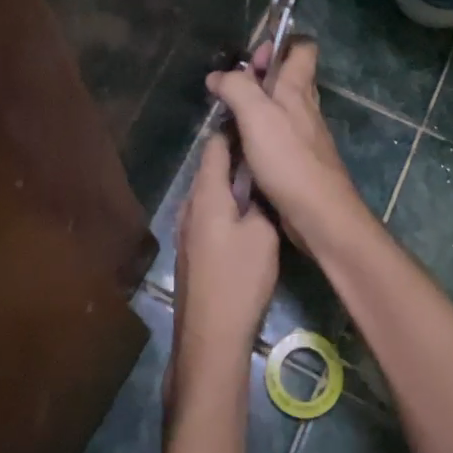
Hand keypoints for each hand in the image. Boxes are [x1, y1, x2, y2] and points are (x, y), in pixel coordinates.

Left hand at [174, 133, 279, 364]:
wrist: (210, 335)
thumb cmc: (239, 279)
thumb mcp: (264, 234)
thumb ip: (261, 201)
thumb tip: (260, 184)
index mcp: (207, 194)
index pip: (216, 147)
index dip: (235, 128)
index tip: (256, 117)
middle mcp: (190, 205)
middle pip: (210, 168)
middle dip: (235, 154)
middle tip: (265, 143)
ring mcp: (187, 230)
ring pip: (209, 192)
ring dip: (230, 180)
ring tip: (260, 174)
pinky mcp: (191, 251)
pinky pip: (208, 213)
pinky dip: (226, 203)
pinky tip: (245, 210)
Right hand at [205, 39, 366, 246]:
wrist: (319, 213)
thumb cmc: (288, 158)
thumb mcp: (256, 114)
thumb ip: (237, 88)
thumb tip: (218, 75)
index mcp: (298, 88)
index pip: (303, 48)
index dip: (282, 42)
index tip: (253, 53)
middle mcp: (305, 107)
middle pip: (289, 77)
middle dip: (261, 74)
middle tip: (232, 84)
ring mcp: (304, 135)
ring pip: (282, 108)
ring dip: (258, 105)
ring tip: (228, 113)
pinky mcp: (299, 160)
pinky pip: (278, 135)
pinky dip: (260, 133)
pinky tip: (241, 145)